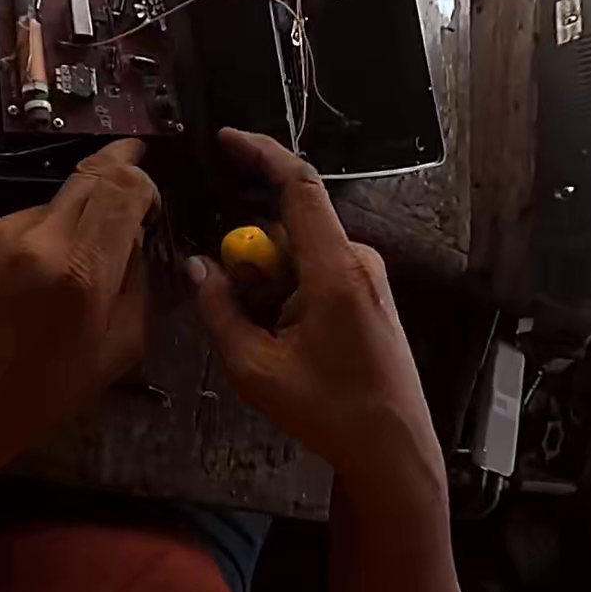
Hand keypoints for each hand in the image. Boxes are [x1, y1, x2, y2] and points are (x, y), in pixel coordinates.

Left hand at [0, 139, 156, 506]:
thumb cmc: (47, 390)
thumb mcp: (122, 345)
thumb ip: (139, 280)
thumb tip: (138, 236)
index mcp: (80, 270)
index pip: (124, 185)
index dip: (146, 181)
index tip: (155, 203)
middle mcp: (41, 236)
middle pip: (94, 171)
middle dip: (123, 170)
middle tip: (141, 193)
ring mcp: (7, 229)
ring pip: (68, 192)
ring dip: (91, 207)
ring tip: (93, 249)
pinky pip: (40, 213)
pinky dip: (60, 227)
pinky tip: (55, 264)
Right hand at [189, 129, 444, 516]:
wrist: (394, 450)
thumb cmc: (329, 411)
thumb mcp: (256, 369)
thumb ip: (218, 312)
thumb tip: (195, 266)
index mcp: (334, 268)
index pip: (299, 185)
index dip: (262, 153)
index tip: (226, 140)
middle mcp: (356, 258)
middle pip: (289, 229)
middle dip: (252, 257)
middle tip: (236, 308)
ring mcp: (366, 274)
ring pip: (299, 253)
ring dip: (269, 281)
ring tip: (267, 339)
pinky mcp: (368, 291)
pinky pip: (316, 269)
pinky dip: (288, 289)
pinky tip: (287, 337)